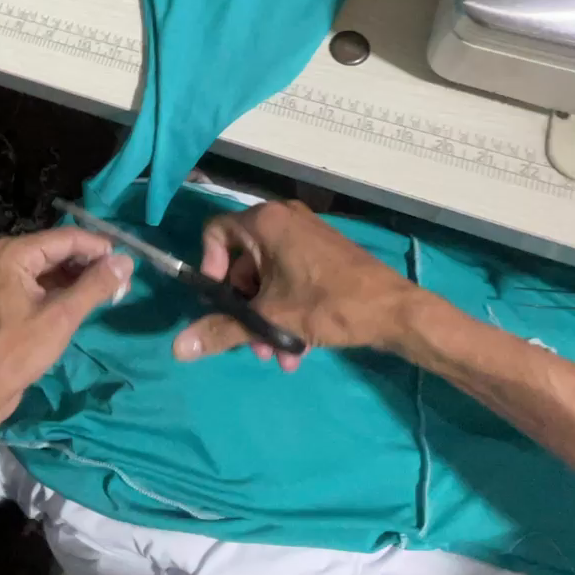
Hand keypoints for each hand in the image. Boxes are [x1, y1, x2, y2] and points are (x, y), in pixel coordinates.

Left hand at [0, 226, 133, 421]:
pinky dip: (66, 288)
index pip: (66, 238)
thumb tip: (126, 261)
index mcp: (13, 253)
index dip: (100, 247)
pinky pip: (44, 281)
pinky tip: (89, 299)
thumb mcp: (61, 317)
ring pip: (54, 266)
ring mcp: (6, 275)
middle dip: (92, 263)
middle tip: (124, 280)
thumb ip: (95, 285)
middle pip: (60, 249)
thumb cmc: (17, 352)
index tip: (128, 262)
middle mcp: (7, 255)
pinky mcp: (9, 294)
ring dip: (82, 276)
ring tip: (114, 290)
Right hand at [173, 201, 428, 370]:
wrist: (396, 312)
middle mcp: (282, 219)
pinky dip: (286, 310)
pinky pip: (288, 277)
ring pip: (266, 277)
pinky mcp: (321, 254)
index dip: (209, 268)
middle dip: (244, 308)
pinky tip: (296, 349)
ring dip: (266, 318)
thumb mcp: (271, 319)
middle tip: (252, 343)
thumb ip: (222, 330)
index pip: (214, 233)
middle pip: (241, 262)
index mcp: (264, 221)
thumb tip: (178, 348)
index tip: (221, 301)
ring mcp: (304, 236)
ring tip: (278, 355)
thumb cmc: (328, 304)